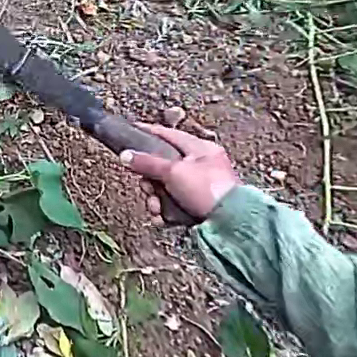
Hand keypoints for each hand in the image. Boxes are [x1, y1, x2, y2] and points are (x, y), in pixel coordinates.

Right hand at [119, 123, 241, 220]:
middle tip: (148, 187)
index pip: (168, 134)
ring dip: (155, 199)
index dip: (148, 132)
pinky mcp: (198, 206)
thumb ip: (147, 163)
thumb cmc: (209, 190)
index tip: (132, 131)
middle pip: (163, 166)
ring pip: (165, 187)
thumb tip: (125, 155)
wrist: (231, 225)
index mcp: (200, 149)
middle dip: (150, 180)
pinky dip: (165, 211)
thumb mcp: (173, 172)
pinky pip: (173, 204)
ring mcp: (200, 187)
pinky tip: (162, 218)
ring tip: (156, 207)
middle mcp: (201, 165)